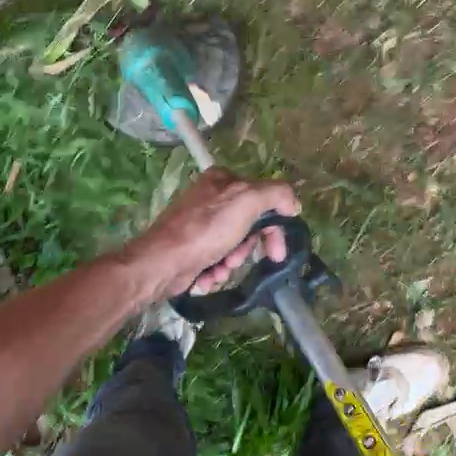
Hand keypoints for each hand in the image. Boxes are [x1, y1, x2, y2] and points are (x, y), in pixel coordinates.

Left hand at [125, 169, 300, 297]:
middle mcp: (210, 197)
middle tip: (239, 261)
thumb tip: (293, 204)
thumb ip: (276, 194)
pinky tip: (207, 277)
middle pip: (248, 225)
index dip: (273, 228)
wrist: (162, 262)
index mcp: (223, 179)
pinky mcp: (192, 246)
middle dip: (246, 249)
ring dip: (231, 263)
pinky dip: (215, 271)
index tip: (277, 252)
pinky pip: (216, 259)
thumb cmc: (205, 229)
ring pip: (233, 246)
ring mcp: (200, 223)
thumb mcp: (246, 201)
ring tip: (218, 270)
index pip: (263, 200)